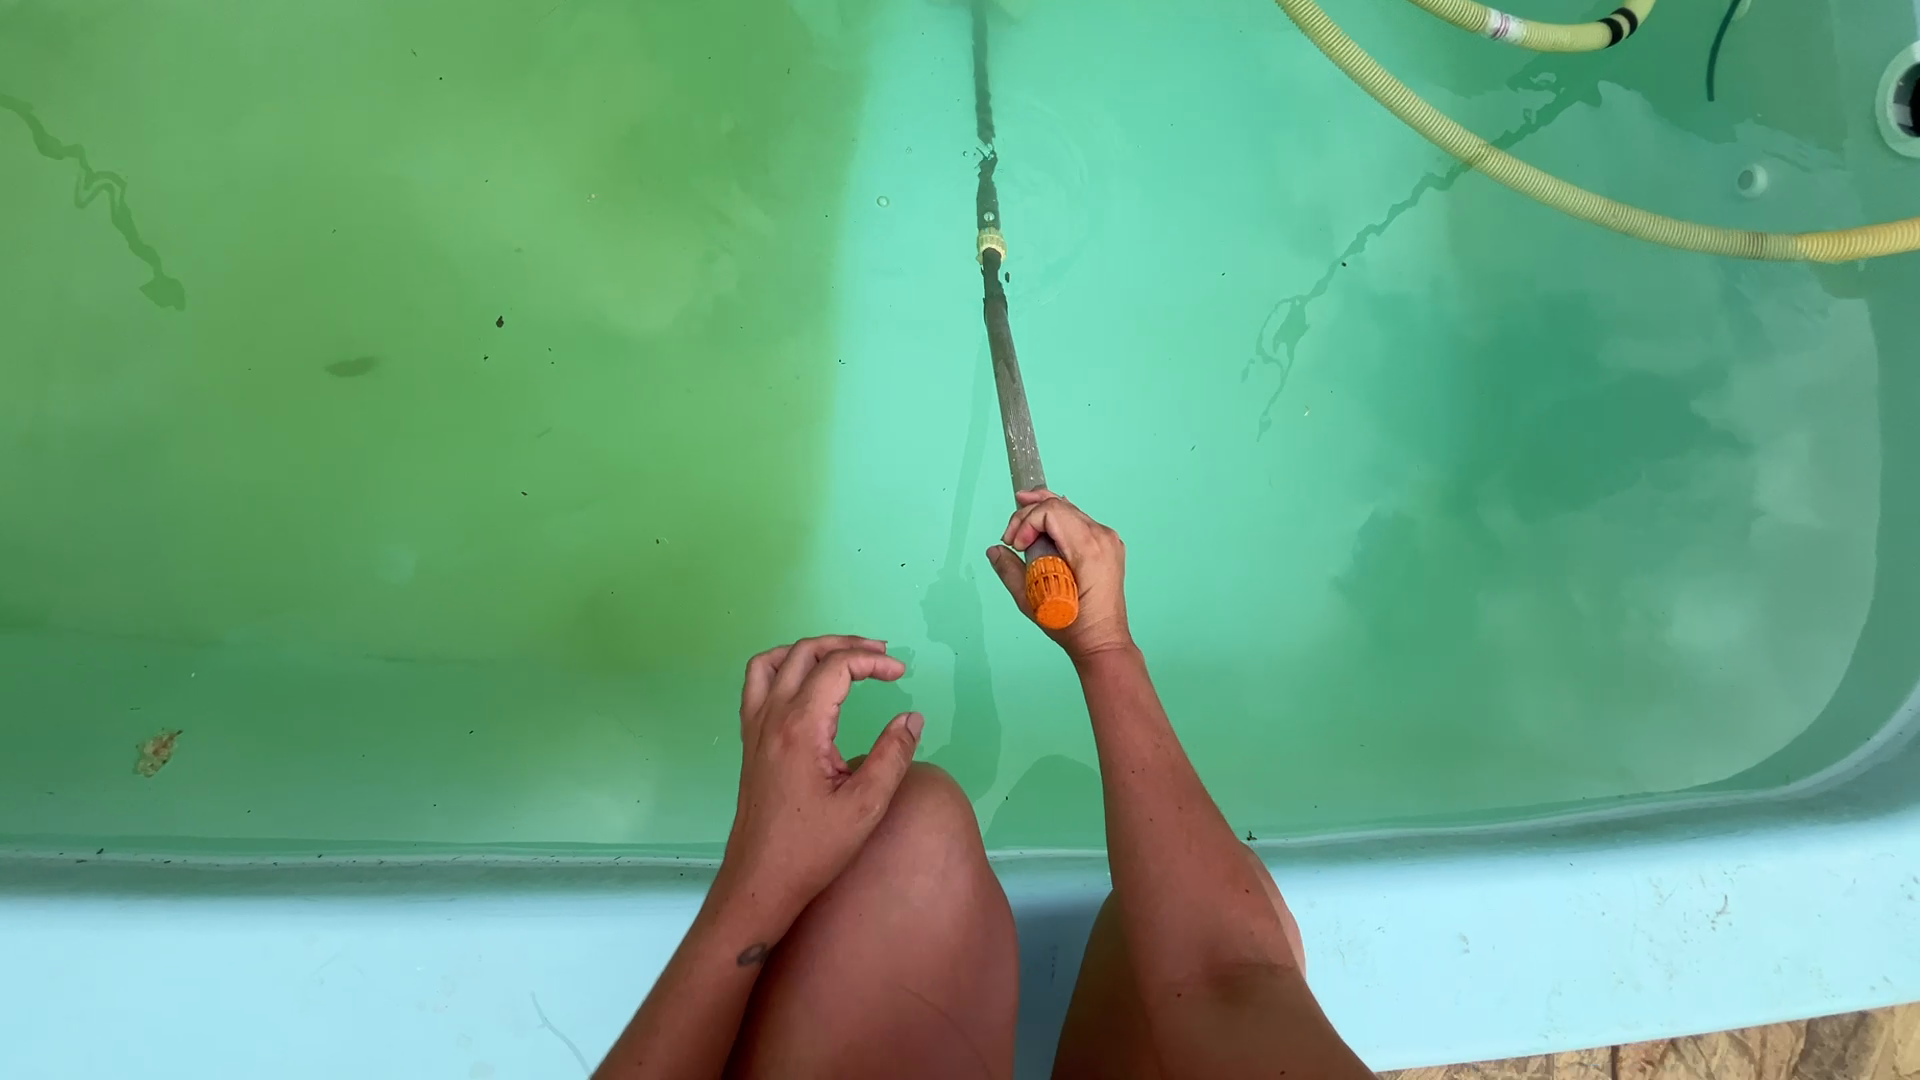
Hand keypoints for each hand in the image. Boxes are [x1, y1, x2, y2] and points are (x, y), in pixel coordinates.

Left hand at [719, 635, 924, 919]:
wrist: (759, 882)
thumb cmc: (813, 849)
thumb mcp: (866, 806)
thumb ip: (894, 755)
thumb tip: (912, 717)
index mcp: (801, 727)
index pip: (837, 666)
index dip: (873, 661)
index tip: (901, 674)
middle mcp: (772, 716)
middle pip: (806, 652)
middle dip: (847, 645)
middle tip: (882, 656)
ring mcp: (755, 726)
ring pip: (775, 660)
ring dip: (812, 650)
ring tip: (844, 659)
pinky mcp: (750, 740)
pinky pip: (758, 683)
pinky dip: (785, 667)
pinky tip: (808, 684)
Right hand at [986, 489, 1132, 660]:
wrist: (1103, 641)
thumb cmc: (1072, 626)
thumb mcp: (1033, 602)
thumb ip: (1010, 572)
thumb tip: (995, 551)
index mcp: (1088, 548)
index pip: (1051, 511)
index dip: (1026, 522)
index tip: (1015, 545)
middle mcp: (1102, 537)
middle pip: (1060, 505)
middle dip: (1029, 513)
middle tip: (1010, 532)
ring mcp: (1108, 540)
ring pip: (1070, 509)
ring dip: (1043, 511)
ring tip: (1022, 506)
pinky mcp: (1108, 546)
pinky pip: (1080, 521)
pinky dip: (1058, 520)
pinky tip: (1044, 522)